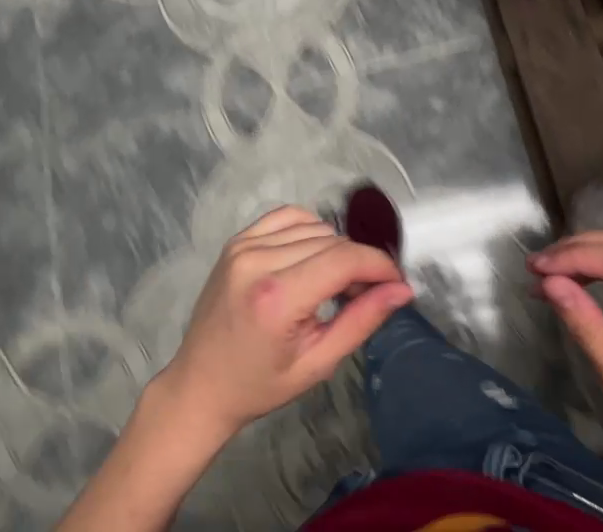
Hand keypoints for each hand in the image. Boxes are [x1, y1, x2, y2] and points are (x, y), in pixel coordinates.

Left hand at [154, 205, 412, 439]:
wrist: (200, 384)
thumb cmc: (260, 384)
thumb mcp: (318, 363)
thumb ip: (362, 321)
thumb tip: (402, 289)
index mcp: (277, 298)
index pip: (344, 259)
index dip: (379, 265)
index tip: (396, 282)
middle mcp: (258, 261)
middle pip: (333, 241)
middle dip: (360, 263)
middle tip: (364, 294)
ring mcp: (243, 246)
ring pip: (314, 227)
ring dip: (336, 249)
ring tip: (335, 284)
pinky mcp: (236, 241)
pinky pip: (288, 217)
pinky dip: (310, 230)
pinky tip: (312, 257)